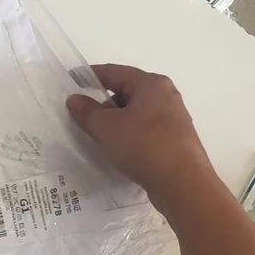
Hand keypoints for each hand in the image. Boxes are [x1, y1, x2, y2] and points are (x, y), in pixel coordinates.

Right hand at [67, 64, 218, 212]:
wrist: (181, 182)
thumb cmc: (143, 145)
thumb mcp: (107, 128)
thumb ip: (87, 112)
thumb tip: (74, 100)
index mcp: (151, 84)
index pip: (115, 72)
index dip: (91, 75)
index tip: (73, 80)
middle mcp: (166, 95)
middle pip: (127, 92)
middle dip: (104, 104)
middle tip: (85, 119)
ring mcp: (173, 118)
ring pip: (136, 113)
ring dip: (117, 123)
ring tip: (100, 139)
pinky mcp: (175, 140)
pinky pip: (145, 130)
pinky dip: (129, 136)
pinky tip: (120, 151)